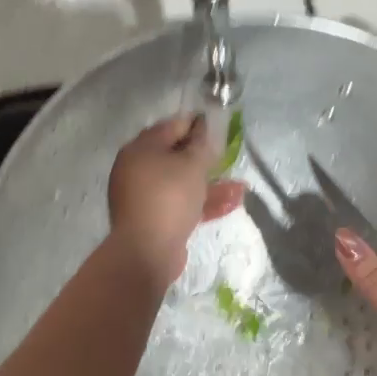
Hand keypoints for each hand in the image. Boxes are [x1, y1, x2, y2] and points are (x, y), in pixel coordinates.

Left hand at [108, 113, 245, 286]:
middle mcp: (137, 169)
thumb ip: (202, 144)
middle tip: (227, 158)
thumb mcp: (192, 165)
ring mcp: (143, 197)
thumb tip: (204, 127)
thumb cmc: (169, 198)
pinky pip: (180, 204)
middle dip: (205, 158)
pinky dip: (201, 203)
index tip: (221, 128)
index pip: (172, 126)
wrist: (147, 251)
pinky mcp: (153, 220)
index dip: (198, 124)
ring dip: (209, 183)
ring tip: (240, 186)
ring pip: (180, 183)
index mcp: (140, 149)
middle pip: (175, 156)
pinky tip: (230, 204)